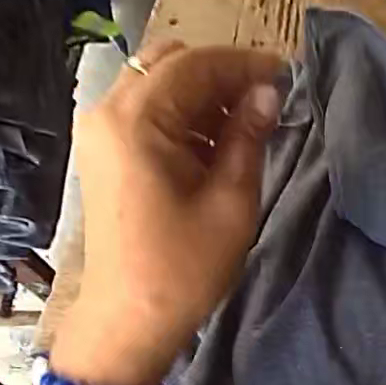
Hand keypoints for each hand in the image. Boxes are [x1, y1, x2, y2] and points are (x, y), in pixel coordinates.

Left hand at [51, 40, 283, 384]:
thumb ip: (248, 136)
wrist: (129, 320)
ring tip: (245, 128)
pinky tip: (213, 146)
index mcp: (136, 121)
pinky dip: (182, 119)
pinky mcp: (103, 155)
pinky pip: (146, 116)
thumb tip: (267, 92)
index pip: (195, 65)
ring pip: (157, 87)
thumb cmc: (184, 268)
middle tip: (265, 103)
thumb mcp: (231, 201)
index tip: (285, 75)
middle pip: (170, 65)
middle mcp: (107, 114)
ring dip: (202, 98)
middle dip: (221, 77)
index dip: (244, 65)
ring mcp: (99, 134)